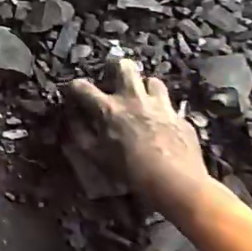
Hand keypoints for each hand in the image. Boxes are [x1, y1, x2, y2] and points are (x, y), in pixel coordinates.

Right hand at [68, 57, 210, 208]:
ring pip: (152, 81)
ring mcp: (160, 106)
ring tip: (141, 99)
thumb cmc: (129, 170)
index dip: (73, 87)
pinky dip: (161, 110)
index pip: (81, 86)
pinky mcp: (180, 117)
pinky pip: (169, 105)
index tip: (73, 93)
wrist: (177, 184)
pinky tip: (160, 124)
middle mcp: (133, 99)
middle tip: (113, 79)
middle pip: (124, 67)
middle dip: (116, 67)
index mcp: (108, 108)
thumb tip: (71, 114)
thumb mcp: (94, 154)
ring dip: (144, 88)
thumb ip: (79, 130)